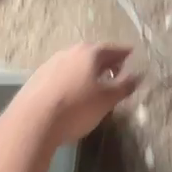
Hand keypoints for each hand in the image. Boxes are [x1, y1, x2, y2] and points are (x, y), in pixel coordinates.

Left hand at [13, 43, 141, 143]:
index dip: (124, 53)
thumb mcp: (107, 101)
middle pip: (93, 54)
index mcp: (91, 53)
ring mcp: (52, 63)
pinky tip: (70, 95)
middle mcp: (71, 51)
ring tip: (92, 86)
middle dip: (105, 62)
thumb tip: (140, 74)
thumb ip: (124, 86)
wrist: (31, 122)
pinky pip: (61, 74)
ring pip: (76, 63)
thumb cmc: (76, 108)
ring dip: (86, 71)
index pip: (113, 49)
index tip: (131, 55)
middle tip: (114, 73)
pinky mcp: (37, 78)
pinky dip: (71, 79)